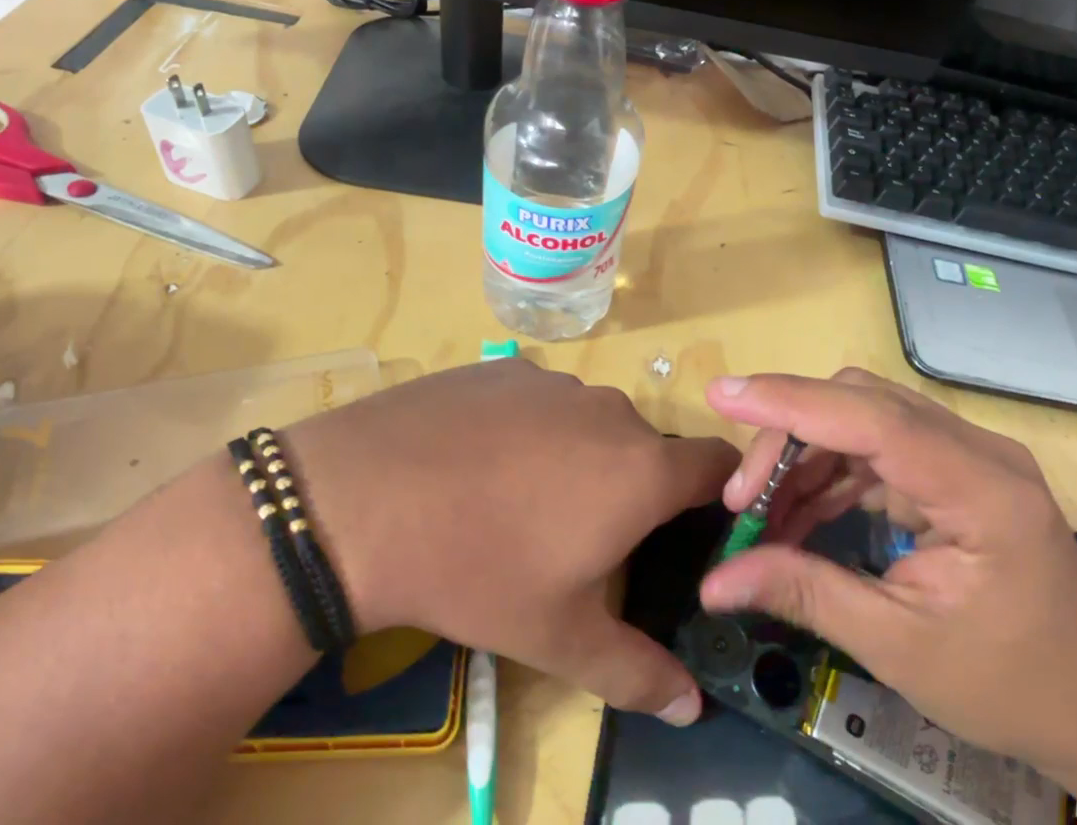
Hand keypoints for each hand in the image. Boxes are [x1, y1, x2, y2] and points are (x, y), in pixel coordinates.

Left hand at [281, 359, 737, 723]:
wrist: (357, 504)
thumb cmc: (476, 572)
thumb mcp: (559, 638)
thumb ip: (637, 673)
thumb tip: (691, 707)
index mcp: (642, 471)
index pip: (719, 465)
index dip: (719, 496)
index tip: (694, 531)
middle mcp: (610, 411)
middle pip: (648, 449)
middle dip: (634, 489)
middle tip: (586, 539)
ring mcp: (553, 382)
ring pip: (591, 423)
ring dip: (580, 457)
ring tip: (522, 504)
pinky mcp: (501, 368)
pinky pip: (540, 402)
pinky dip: (530, 430)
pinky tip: (478, 465)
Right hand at [698, 369, 1076, 766]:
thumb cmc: (1006, 683)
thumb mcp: (897, 645)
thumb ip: (805, 593)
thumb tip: (714, 581)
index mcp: (980, 488)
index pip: (874, 418)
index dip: (791, 403)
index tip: (721, 395)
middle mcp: (979, 453)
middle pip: (863, 406)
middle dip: (789, 439)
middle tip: (737, 501)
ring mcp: (970, 461)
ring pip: (865, 422)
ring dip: (805, 460)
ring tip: (756, 516)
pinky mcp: (957, 477)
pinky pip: (879, 454)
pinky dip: (831, 478)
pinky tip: (795, 517)